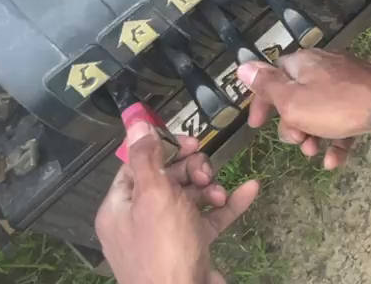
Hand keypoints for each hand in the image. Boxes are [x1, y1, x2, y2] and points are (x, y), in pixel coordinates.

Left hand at [95, 123, 259, 283]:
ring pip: (190, 195)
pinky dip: (228, 202)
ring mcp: (166, 235)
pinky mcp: (190, 246)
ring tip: (220, 194)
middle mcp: (139, 220)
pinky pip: (210, 216)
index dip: (163, 149)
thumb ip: (148, 157)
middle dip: (192, 169)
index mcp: (121, 208)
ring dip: (210, 186)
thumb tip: (135, 122)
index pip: (138, 164)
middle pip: (168, 177)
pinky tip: (249, 190)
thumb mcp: (154, 195)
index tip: (190, 143)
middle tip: (206, 173)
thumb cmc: (163, 248)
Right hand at [239, 50, 370, 170]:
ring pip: (318, 113)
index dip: (261, 101)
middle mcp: (324, 67)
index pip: (273, 76)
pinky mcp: (362, 98)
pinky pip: (342, 120)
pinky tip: (335, 161)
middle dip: (292, 125)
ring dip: (313, 137)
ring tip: (316, 153)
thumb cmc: (337, 104)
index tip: (256, 126)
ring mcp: (345, 82)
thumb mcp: (293, 100)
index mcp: (304, 63)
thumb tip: (243, 64)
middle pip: (296, 98)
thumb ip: (268, 86)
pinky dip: (336, 140)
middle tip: (299, 140)